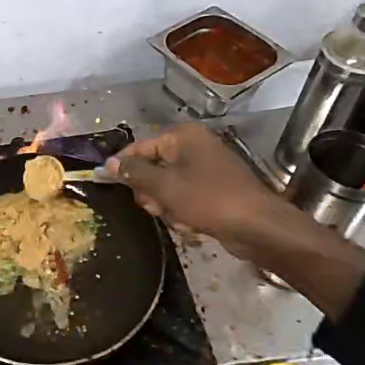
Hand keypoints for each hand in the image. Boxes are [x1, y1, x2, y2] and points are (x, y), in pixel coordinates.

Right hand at [107, 123, 364, 318]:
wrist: (257, 227)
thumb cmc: (208, 199)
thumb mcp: (163, 186)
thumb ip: (133, 173)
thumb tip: (107, 163)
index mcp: (183, 137)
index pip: (140, 147)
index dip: (123, 166)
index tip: (106, 183)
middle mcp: (195, 147)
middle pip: (153, 168)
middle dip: (151, 192)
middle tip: (156, 206)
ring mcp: (206, 169)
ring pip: (167, 188)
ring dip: (167, 206)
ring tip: (180, 218)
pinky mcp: (214, 190)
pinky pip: (185, 198)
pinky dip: (183, 212)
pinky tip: (193, 225)